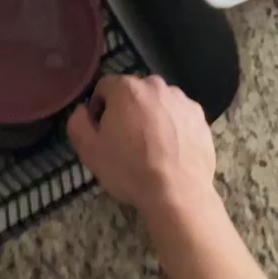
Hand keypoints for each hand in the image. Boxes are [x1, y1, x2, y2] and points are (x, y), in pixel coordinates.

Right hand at [66, 74, 218, 221]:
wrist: (177, 193)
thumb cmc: (129, 170)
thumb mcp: (90, 151)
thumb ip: (78, 122)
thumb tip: (83, 109)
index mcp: (126, 88)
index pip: (105, 87)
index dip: (100, 108)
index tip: (103, 131)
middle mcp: (155, 85)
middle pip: (133, 93)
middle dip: (127, 110)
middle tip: (127, 141)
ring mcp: (181, 98)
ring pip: (158, 102)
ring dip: (151, 116)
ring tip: (152, 148)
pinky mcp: (199, 115)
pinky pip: (178, 114)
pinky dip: (173, 126)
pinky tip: (171, 150)